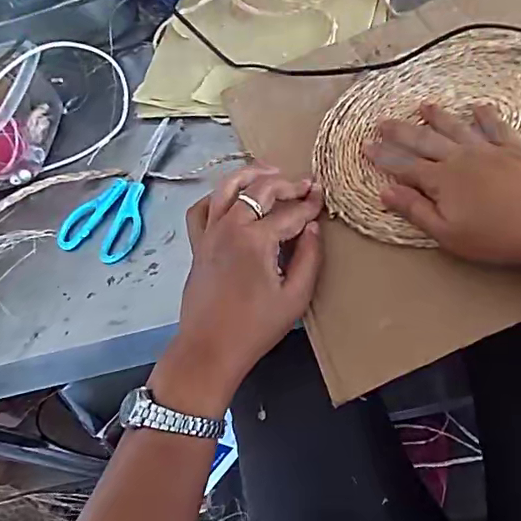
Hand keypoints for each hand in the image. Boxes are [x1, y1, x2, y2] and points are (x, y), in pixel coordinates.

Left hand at [150, 165, 323, 416]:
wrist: (209, 349)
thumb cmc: (255, 328)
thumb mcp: (295, 297)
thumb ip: (309, 258)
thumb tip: (312, 228)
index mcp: (256, 240)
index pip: (290, 212)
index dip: (310, 204)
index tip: (323, 197)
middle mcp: (230, 227)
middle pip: (260, 189)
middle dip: (287, 183)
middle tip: (306, 184)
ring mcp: (209, 233)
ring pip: (227, 188)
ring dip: (251, 175)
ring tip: (270, 171)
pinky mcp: (197, 244)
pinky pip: (202, 208)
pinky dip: (217, 197)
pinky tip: (232, 198)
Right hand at [366, 102, 520, 272]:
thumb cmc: (498, 237)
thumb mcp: (448, 234)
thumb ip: (416, 210)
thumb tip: (385, 193)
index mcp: (442, 181)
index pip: (404, 165)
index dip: (383, 156)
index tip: (366, 146)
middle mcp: (462, 158)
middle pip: (425, 141)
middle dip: (401, 131)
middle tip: (382, 121)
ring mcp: (490, 150)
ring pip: (457, 128)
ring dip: (438, 117)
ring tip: (423, 106)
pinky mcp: (517, 149)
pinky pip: (496, 127)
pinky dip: (485, 116)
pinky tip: (478, 107)